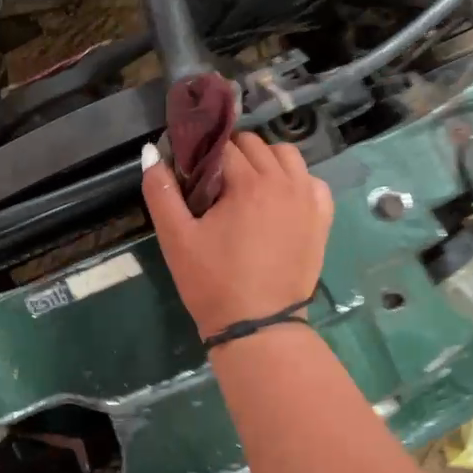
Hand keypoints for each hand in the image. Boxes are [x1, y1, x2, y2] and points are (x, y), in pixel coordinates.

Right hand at [141, 132, 333, 338]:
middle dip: (229, 154)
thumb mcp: (174, 236)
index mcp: (250, 184)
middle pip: (255, 145)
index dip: (200, 153)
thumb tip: (151, 152)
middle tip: (210, 182)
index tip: (187, 172)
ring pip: (286, 156)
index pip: (222, 146)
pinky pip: (311, 181)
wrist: (258, 326)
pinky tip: (275, 198)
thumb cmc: (211, 280)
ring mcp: (309, 201)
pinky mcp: (321, 220)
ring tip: (242, 185)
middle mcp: (285, 184)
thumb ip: (160, 190)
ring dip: (263, 160)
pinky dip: (293, 179)